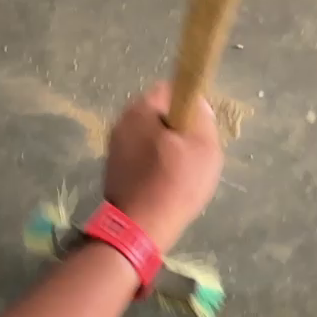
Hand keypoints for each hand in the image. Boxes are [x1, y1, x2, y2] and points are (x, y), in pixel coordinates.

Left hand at [103, 82, 223, 251]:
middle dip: (176, 127)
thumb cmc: (175, 183)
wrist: (140, 227)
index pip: (170, 89)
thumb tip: (196, 104)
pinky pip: (139, 155)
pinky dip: (151, 163)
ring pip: (148, 135)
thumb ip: (203, 118)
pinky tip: (163, 183)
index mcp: (141, 108)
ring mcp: (113, 145)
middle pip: (158, 112)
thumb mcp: (205, 147)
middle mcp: (122, 121)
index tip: (198, 127)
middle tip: (192, 152)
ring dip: (164, 147)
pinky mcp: (112, 167)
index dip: (189, 104)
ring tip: (179, 172)